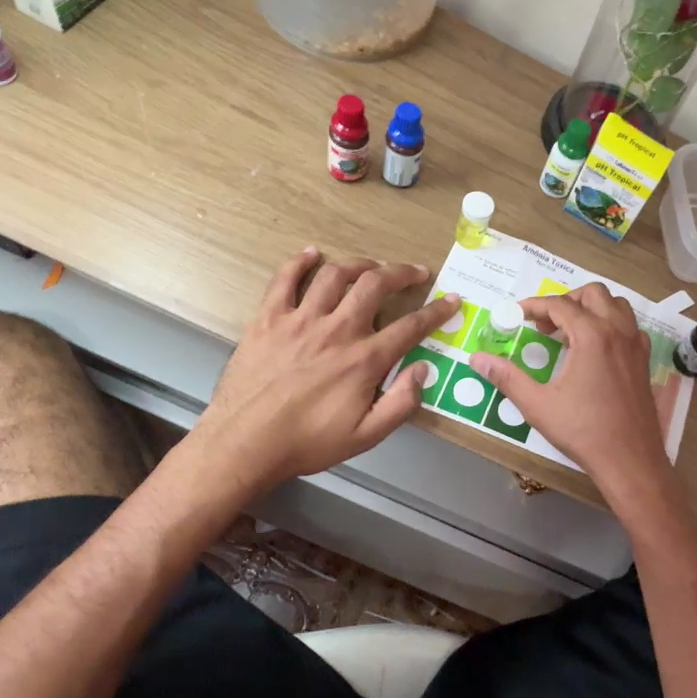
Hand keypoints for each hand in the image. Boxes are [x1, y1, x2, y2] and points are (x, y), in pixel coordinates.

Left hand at [191, 247, 458, 498]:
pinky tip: (311, 253)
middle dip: (401, 272)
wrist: (244, 444)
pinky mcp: (268, 319)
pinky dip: (299, 262)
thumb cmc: (309, 443)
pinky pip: (284, 279)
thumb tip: (423, 370)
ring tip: (372, 266)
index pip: (411, 326)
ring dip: (359, 264)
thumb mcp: (367, 435)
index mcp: (365, 359)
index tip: (452, 300)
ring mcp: (300, 320)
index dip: (437, 311)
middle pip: (375, 285)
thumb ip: (402, 403)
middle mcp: (337, 330)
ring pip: (335, 275)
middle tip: (415, 272)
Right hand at [469, 283, 675, 497]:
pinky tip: (597, 349)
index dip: (535, 306)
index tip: (518, 315)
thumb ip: (507, 377)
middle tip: (545, 325)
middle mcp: (618, 331)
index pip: (559, 304)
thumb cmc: (583, 431)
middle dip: (566, 301)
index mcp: (592, 335)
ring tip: (571, 332)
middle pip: (593, 294)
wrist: (629, 458)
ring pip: (616, 305)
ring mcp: (636, 344)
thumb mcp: (538, 405)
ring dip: (592, 308)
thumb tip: (477, 358)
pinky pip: (630, 327)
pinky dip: (612, 325)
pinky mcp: (645, 360)